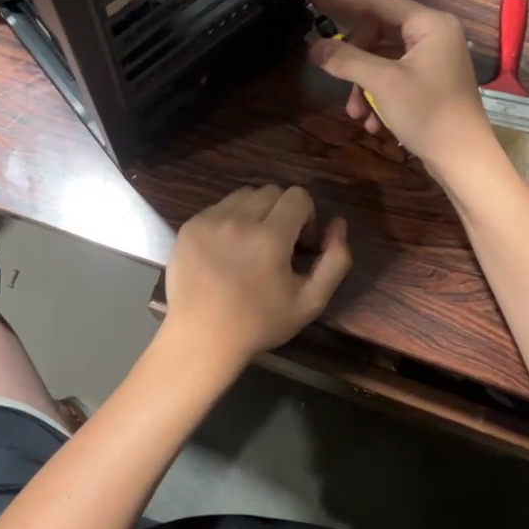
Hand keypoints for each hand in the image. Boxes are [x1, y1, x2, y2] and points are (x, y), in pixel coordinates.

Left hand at [163, 186, 350, 366]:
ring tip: (249, 244)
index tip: (298, 242)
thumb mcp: (310, 302)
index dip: (305, 216)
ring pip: (243, 195)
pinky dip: (228, 220)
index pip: (298, 196)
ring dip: (254, 211)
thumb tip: (338, 225)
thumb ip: (335, 261)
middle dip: (280, 211)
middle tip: (276, 243)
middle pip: (271, 191)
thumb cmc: (259, 323)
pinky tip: (226, 250)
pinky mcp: (190, 226)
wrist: (202, 337)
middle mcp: (238, 220)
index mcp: (270, 237)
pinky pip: (218, 208)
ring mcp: (210, 220)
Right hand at [307, 0, 491, 162]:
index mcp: (429, 23)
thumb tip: (313, 46)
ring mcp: (435, 59)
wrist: (465, 160)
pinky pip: (395, 76)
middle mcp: (435, 34)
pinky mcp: (432, 82)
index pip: (377, 1)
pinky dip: (379, 95)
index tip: (314, 3)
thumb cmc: (428, 113)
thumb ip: (345, 59)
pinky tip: (374, 122)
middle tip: (337, 75)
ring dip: (364, 83)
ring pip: (383, 58)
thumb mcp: (382, 83)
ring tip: (356, 112)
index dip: (343, 1)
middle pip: (378, 32)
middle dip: (354, 58)